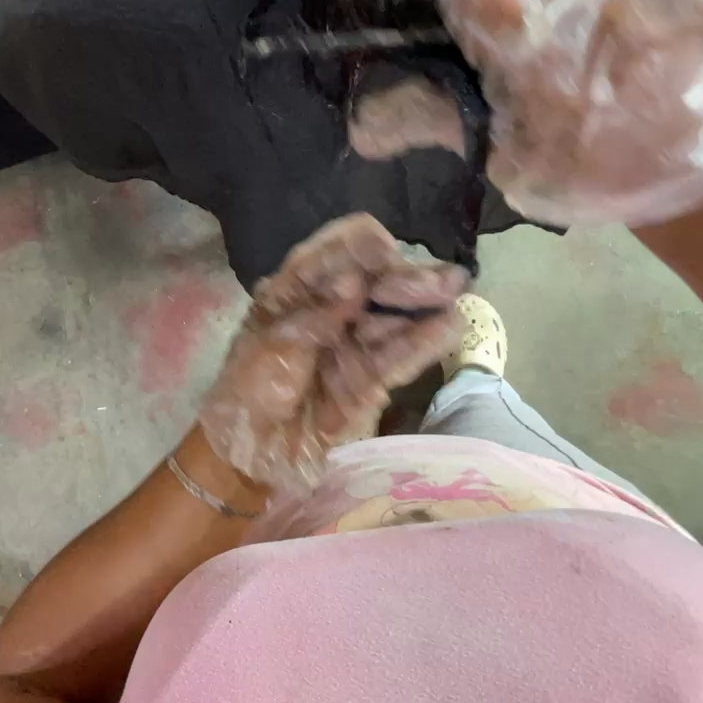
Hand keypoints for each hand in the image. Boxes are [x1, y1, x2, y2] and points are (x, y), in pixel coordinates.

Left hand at [199, 214, 468, 490]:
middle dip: (402, 278)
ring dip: (420, 305)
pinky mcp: (366, 382)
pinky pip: (395, 359)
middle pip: (369, 285)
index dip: (357, 248)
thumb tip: (353, 282)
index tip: (384, 249)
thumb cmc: (248, 393)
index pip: (328, 256)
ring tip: (453, 291)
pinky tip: (447, 327)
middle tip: (440, 279)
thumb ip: (315, 315)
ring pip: (389, 319)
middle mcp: (325, 313)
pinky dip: (420, 344)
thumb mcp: (271, 348)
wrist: (250, 454)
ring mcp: (348, 347)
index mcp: (291, 294)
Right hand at [442, 0, 702, 225]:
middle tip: (553, 47)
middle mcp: (591, 1)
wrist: (695, 179)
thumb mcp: (503, 159)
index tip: (486, 30)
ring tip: (608, 29)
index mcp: (532, 53)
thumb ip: (442, 120)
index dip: (473, 5)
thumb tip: (362, 126)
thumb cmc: (585, 178)